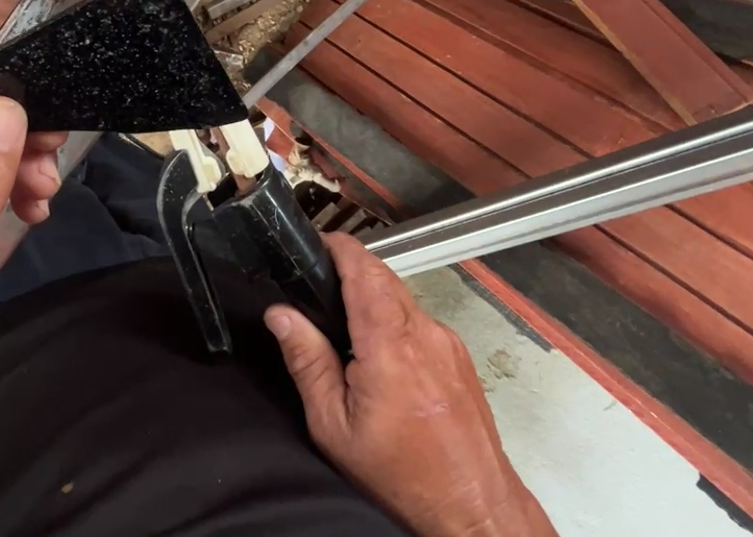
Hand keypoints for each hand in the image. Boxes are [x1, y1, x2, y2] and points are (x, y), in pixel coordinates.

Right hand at [266, 234, 552, 536]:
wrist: (472, 509)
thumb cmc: (400, 473)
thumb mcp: (334, 425)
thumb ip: (306, 361)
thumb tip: (280, 314)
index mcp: (389, 344)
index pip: (364, 269)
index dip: (339, 247)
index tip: (316, 242)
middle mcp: (424, 333)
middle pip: (383, 275)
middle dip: (351, 268)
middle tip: (319, 281)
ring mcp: (447, 342)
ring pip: (402, 295)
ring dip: (373, 293)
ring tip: (344, 321)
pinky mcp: (458, 355)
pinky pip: (419, 319)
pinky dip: (394, 317)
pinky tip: (379, 350)